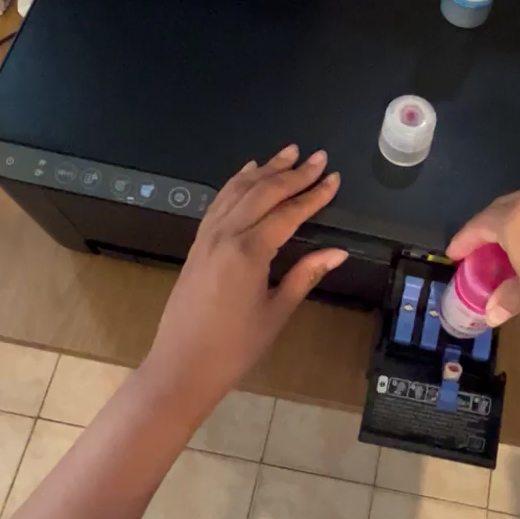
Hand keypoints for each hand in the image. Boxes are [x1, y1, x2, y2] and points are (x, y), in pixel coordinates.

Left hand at [141, 145, 347, 399]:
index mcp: (249, 252)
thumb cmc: (234, 347)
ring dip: (266, 170)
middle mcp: (226, 235)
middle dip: (294, 173)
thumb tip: (338, 252)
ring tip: (288, 153)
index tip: (334, 178)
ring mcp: (207, 237)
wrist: (181, 365)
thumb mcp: (277, 312)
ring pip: (239, 191)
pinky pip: (219, 202)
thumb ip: (306, 275)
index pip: (289, 212)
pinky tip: (248, 173)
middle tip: (318, 157)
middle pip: (264, 193)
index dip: (314, 194)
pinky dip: (236, 183)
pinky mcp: (197, 243)